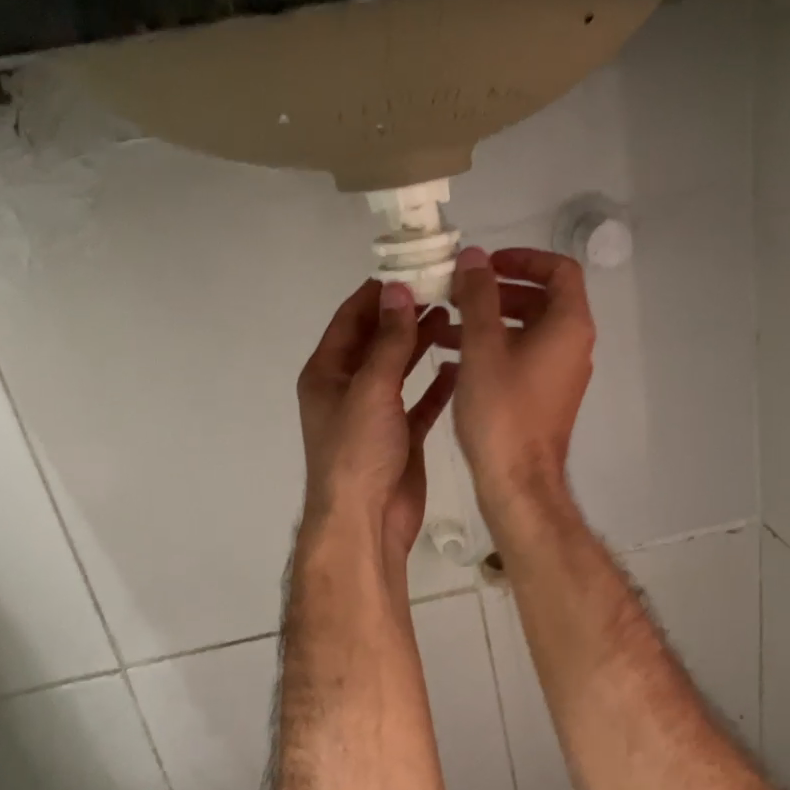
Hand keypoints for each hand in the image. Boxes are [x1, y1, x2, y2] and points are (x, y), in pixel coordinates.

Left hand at [297, 279, 455, 563]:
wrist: (366, 520)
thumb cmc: (358, 451)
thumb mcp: (371, 388)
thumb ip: (387, 340)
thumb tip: (397, 290)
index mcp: (327, 372)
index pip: (351, 318)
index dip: (379, 293)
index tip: (414, 268)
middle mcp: (349, 388)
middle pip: (378, 340)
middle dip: (407, 315)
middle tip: (445, 289)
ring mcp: (376, 413)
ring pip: (401, 368)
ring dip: (423, 343)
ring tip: (456, 316)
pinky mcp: (401, 436)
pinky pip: (421, 400)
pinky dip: (437, 383)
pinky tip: (461, 365)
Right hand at [446, 247, 593, 515]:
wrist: (518, 479)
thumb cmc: (502, 409)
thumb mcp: (483, 345)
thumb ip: (478, 295)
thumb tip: (474, 256)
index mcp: (569, 325)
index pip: (559, 270)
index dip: (523, 258)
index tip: (486, 265)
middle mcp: (572, 344)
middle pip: (540, 298)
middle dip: (497, 291)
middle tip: (457, 293)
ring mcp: (560, 372)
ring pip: (526, 329)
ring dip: (488, 320)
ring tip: (444, 324)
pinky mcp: (545, 395)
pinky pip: (521, 356)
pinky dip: (492, 348)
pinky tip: (452, 358)